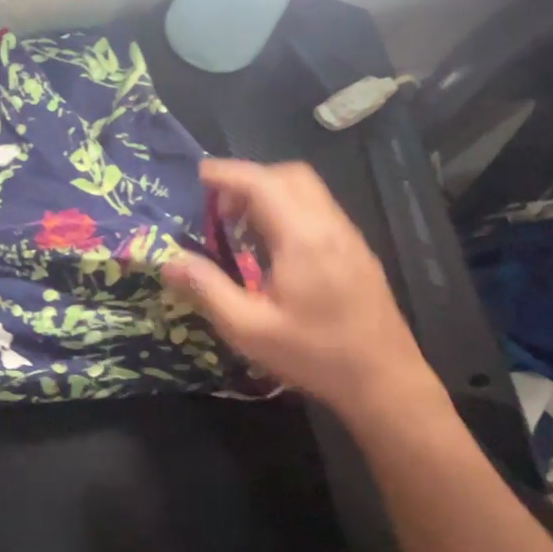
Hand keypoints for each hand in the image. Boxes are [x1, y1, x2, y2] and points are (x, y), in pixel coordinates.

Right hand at [162, 160, 442, 418]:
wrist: (383, 378)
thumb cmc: (313, 354)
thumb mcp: (248, 328)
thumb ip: (208, 289)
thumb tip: (169, 261)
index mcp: (302, 238)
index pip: (262, 183)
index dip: (226, 173)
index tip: (196, 176)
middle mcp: (329, 226)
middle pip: (290, 176)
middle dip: (249, 179)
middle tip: (215, 206)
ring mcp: (348, 238)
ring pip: (308, 192)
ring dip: (270, 194)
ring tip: (237, 226)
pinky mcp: (356, 252)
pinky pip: (318, 211)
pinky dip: (288, 211)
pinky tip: (270, 248)